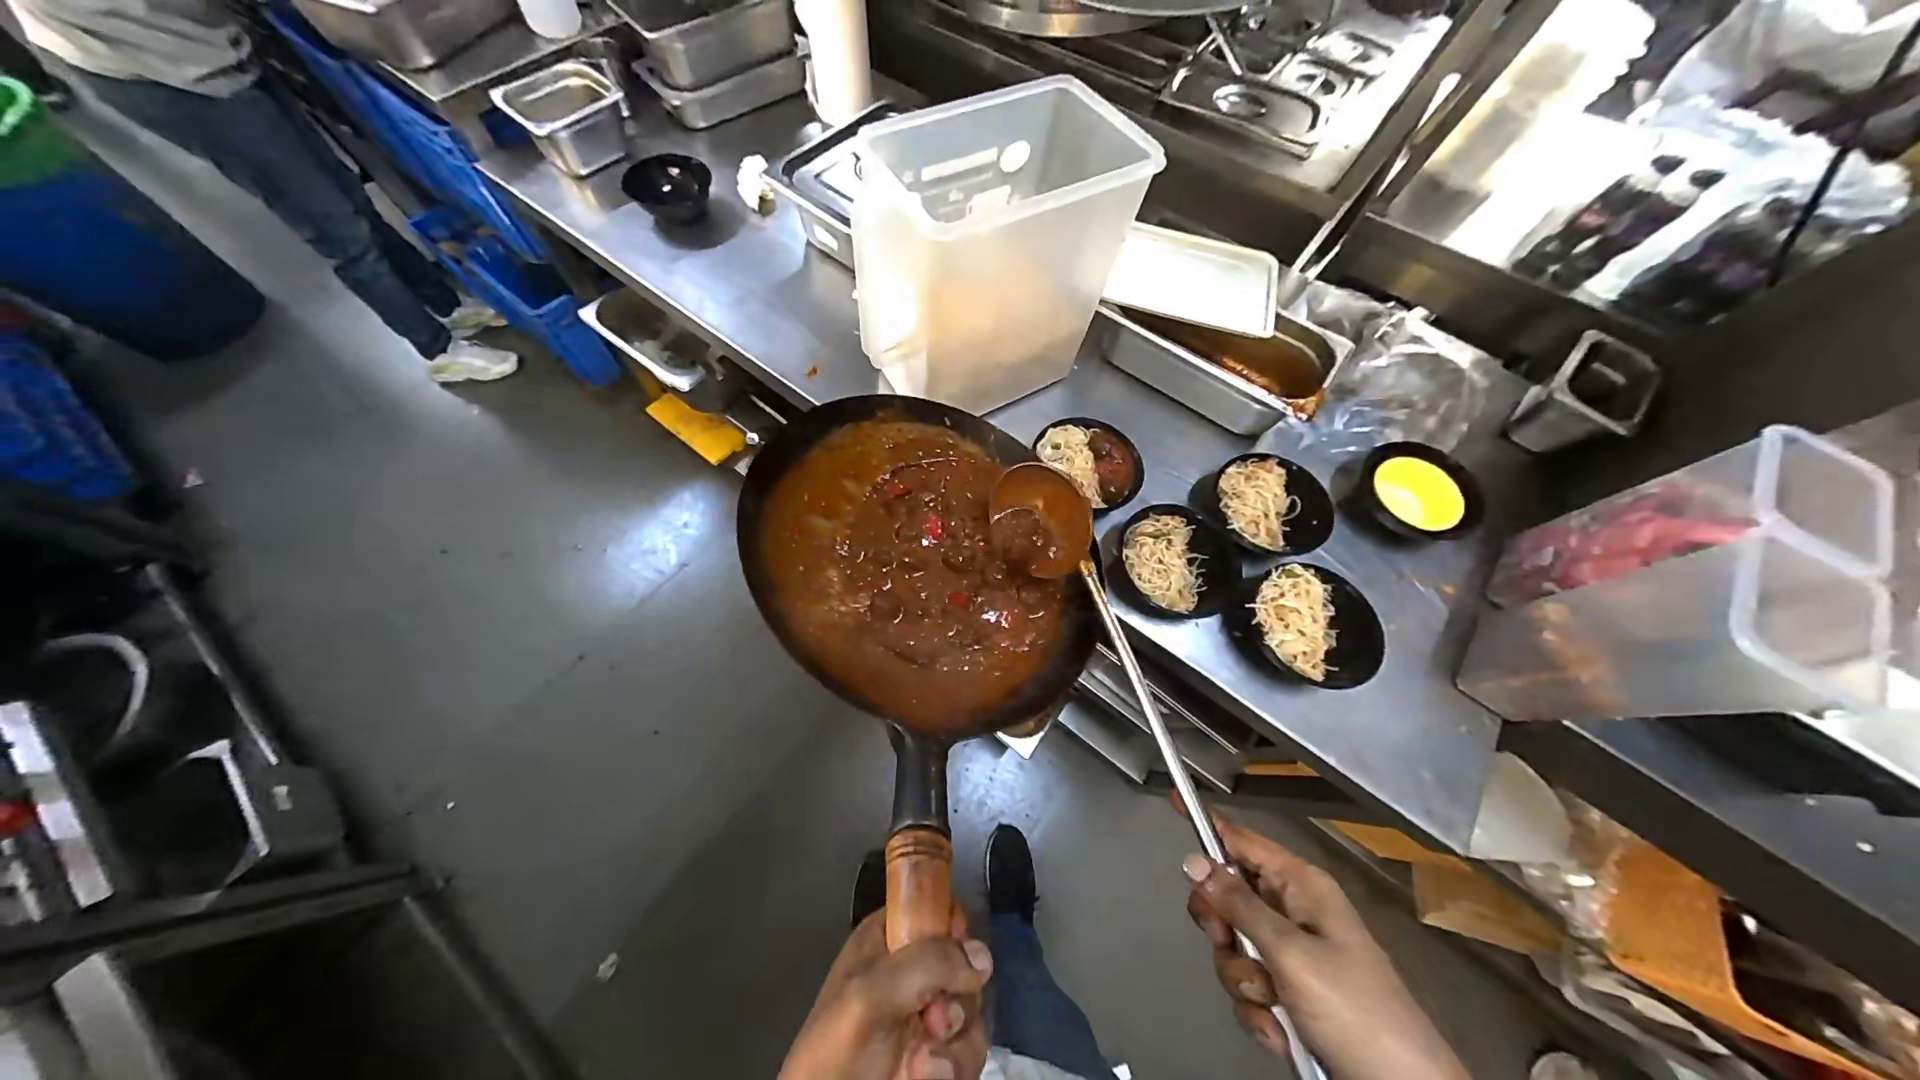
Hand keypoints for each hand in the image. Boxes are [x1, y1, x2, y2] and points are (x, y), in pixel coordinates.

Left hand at [780, 908, 992, 1079]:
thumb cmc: (836, 1047)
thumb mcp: (871, 993)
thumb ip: (925, 964)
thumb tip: (982, 957)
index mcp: (886, 939)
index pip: (933, 908)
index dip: (952, 928)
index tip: (957, 955)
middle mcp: (911, 972)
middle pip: (963, 963)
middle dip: (956, 997)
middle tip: (933, 1021)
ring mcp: (925, 1016)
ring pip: (971, 1010)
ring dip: (955, 1042)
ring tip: (922, 1066)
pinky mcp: (937, 1056)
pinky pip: (968, 1050)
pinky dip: (953, 1067)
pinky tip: (926, 1077)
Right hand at [1182, 813, 1471, 1079]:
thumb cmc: (1352, 1008)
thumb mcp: (1289, 952)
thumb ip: (1237, 905)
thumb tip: (1193, 860)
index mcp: (1301, 886)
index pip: (1243, 840)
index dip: (1208, 824)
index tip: (1171, 800)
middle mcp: (1293, 911)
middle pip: (1227, 894)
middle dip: (1222, 927)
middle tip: (1229, 942)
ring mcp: (1292, 953)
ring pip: (1233, 945)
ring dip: (1242, 979)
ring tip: (1271, 1004)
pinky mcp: (1290, 992)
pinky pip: (1247, 984)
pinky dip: (1256, 1010)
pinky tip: (1279, 1031)